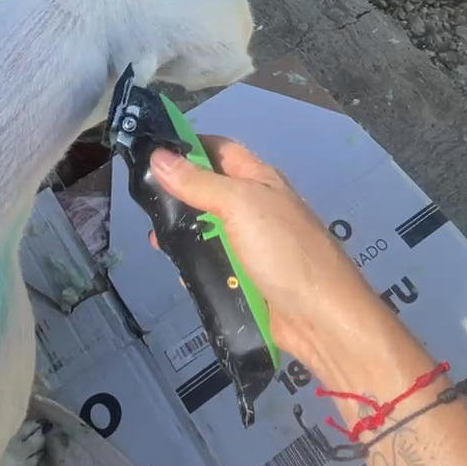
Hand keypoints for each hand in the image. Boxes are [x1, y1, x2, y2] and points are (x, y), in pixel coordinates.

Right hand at [150, 137, 399, 381]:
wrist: (323, 321)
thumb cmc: (284, 251)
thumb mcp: (238, 205)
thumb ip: (197, 182)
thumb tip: (157, 156)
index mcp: (258, 178)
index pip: (218, 148)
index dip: (188, 144)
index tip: (150, 151)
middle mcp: (254, 206)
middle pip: (207, 188)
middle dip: (177, 193)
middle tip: (144, 202)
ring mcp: (250, 243)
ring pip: (206, 228)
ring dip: (183, 233)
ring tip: (156, 240)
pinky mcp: (246, 277)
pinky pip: (213, 263)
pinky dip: (195, 265)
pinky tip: (179, 271)